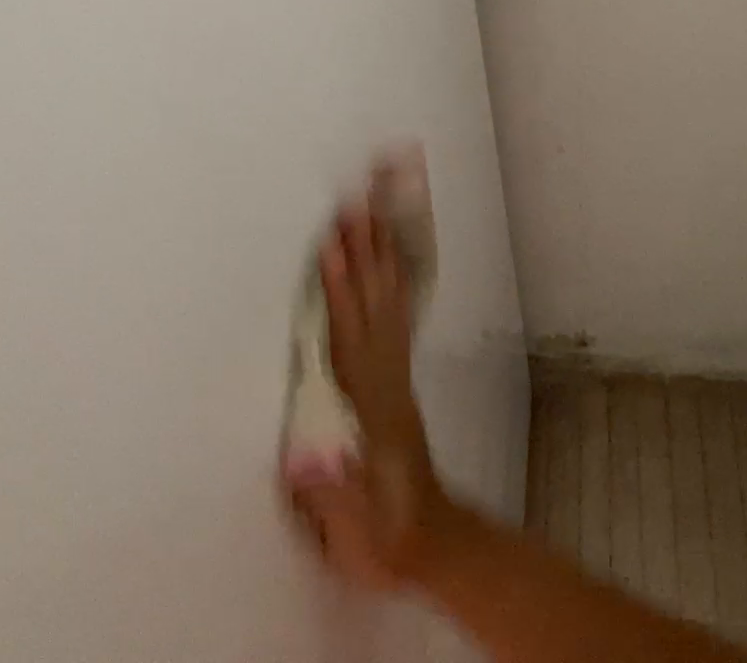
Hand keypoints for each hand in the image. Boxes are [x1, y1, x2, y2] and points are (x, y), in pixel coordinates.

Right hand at [285, 189, 452, 591]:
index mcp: (374, 411)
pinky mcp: (399, 382)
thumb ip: (338, 499)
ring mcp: (397, 379)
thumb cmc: (389, 542)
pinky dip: (393, 282)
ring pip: (389, 304)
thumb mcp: (362, 535)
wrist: (439, 545)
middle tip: (357, 201)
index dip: (340, 291)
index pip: (352, 339)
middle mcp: (389, 383)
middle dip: (365, 251)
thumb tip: (307, 458)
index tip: (332, 244)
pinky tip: (388, 260)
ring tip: (373, 211)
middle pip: (375, 305)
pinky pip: (397, 318)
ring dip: (380, 255)